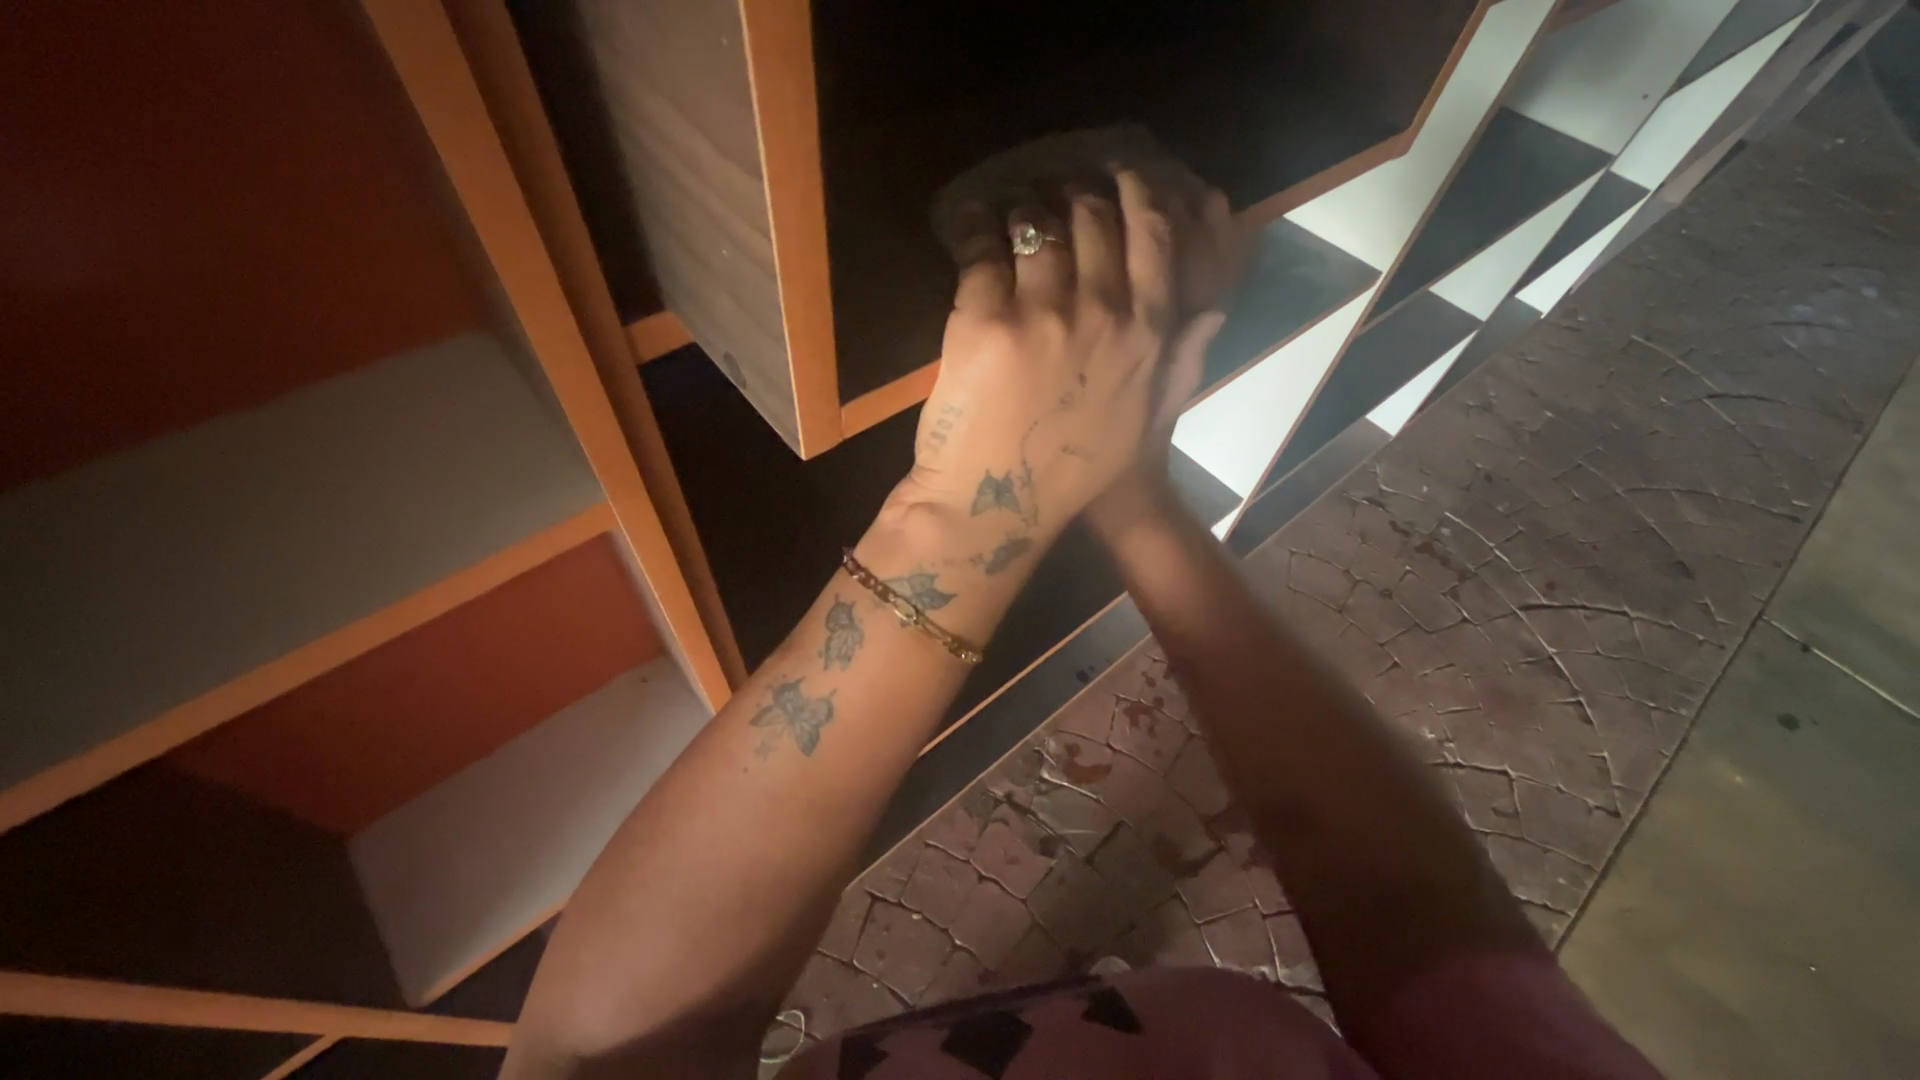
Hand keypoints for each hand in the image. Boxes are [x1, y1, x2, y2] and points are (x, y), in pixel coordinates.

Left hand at [898, 166, 1236, 553]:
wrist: (1000, 505)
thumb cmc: (1076, 472)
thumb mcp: (1145, 419)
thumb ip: (1180, 360)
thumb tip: (1211, 310)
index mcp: (1147, 333)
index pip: (1155, 234)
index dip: (1139, 192)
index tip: (1123, 173)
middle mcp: (1103, 311)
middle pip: (1095, 216)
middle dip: (1077, 189)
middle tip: (1057, 185)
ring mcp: (1043, 311)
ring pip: (1038, 224)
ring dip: (1026, 205)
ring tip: (1013, 206)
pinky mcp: (986, 318)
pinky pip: (983, 248)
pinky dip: (977, 226)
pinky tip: (972, 221)